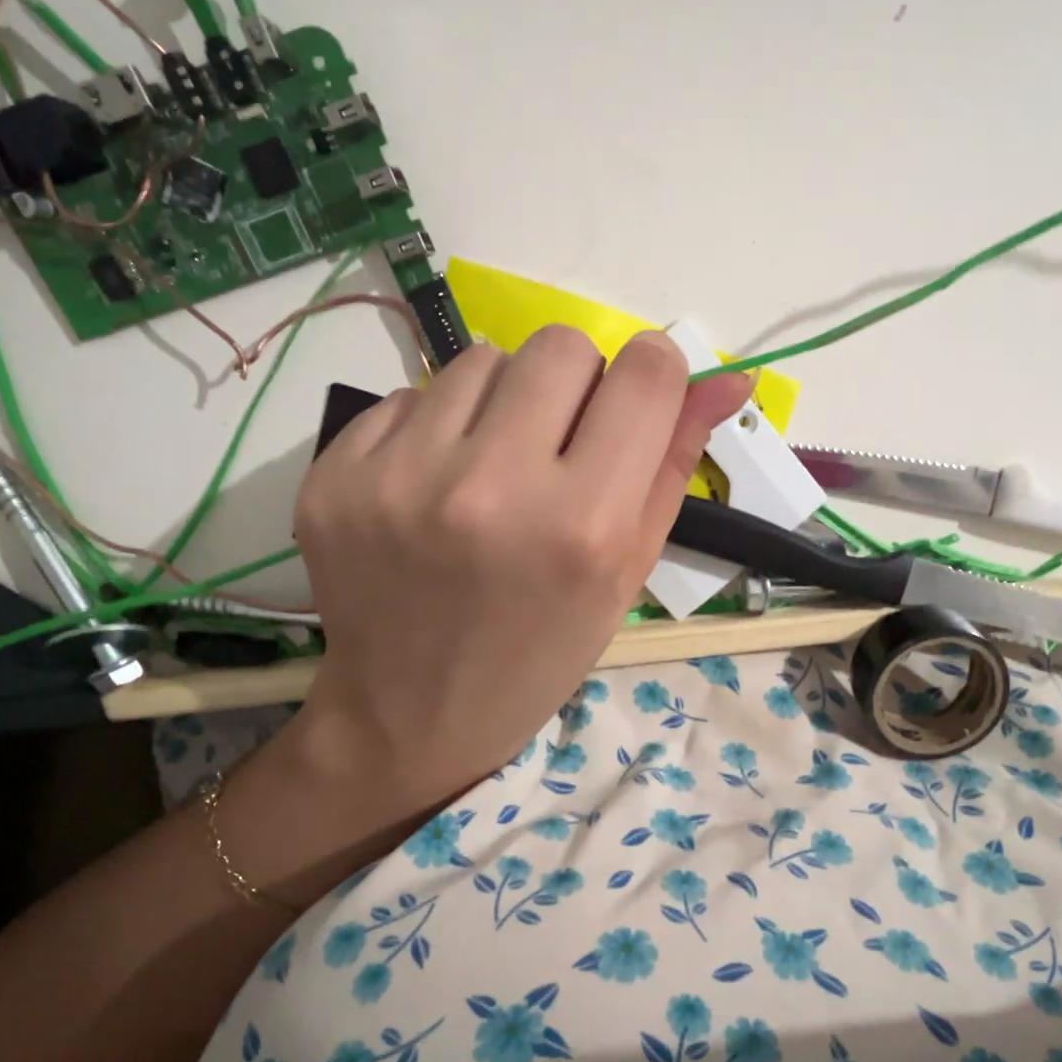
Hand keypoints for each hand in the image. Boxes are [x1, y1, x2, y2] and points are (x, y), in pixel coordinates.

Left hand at [293, 325, 752, 803]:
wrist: (411, 715)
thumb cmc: (543, 651)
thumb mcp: (627, 571)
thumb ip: (675, 464)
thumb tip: (725, 378)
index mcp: (582, 525)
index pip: (645, 373)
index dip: (653, 373)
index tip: (637, 400)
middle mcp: (491, 488)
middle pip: (560, 345)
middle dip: (577, 383)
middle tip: (560, 443)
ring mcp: (399, 479)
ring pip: (482, 358)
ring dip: (502, 401)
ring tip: (491, 470)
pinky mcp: (335, 475)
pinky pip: (409, 396)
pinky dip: (435, 428)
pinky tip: (432, 489)